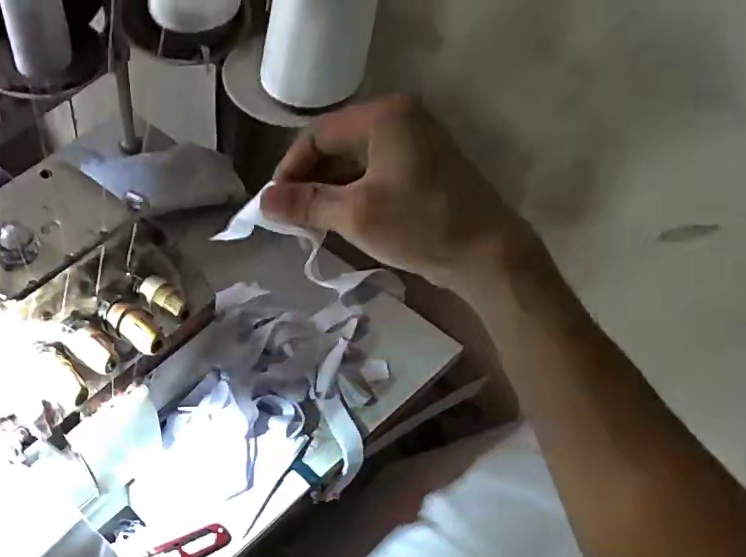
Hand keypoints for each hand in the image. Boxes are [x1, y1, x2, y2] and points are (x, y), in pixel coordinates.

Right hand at [260, 95, 544, 288]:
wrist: (483, 252)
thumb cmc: (418, 225)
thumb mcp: (355, 215)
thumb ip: (306, 205)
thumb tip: (263, 202)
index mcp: (383, 116)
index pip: (318, 134)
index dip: (289, 170)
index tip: (273, 207)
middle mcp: (399, 119)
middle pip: (335, 147)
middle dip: (308, 185)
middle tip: (289, 223)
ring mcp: (413, 144)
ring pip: (352, 166)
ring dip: (326, 196)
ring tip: (308, 230)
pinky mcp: (420, 170)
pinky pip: (372, 177)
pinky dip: (350, 200)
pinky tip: (337, 227)